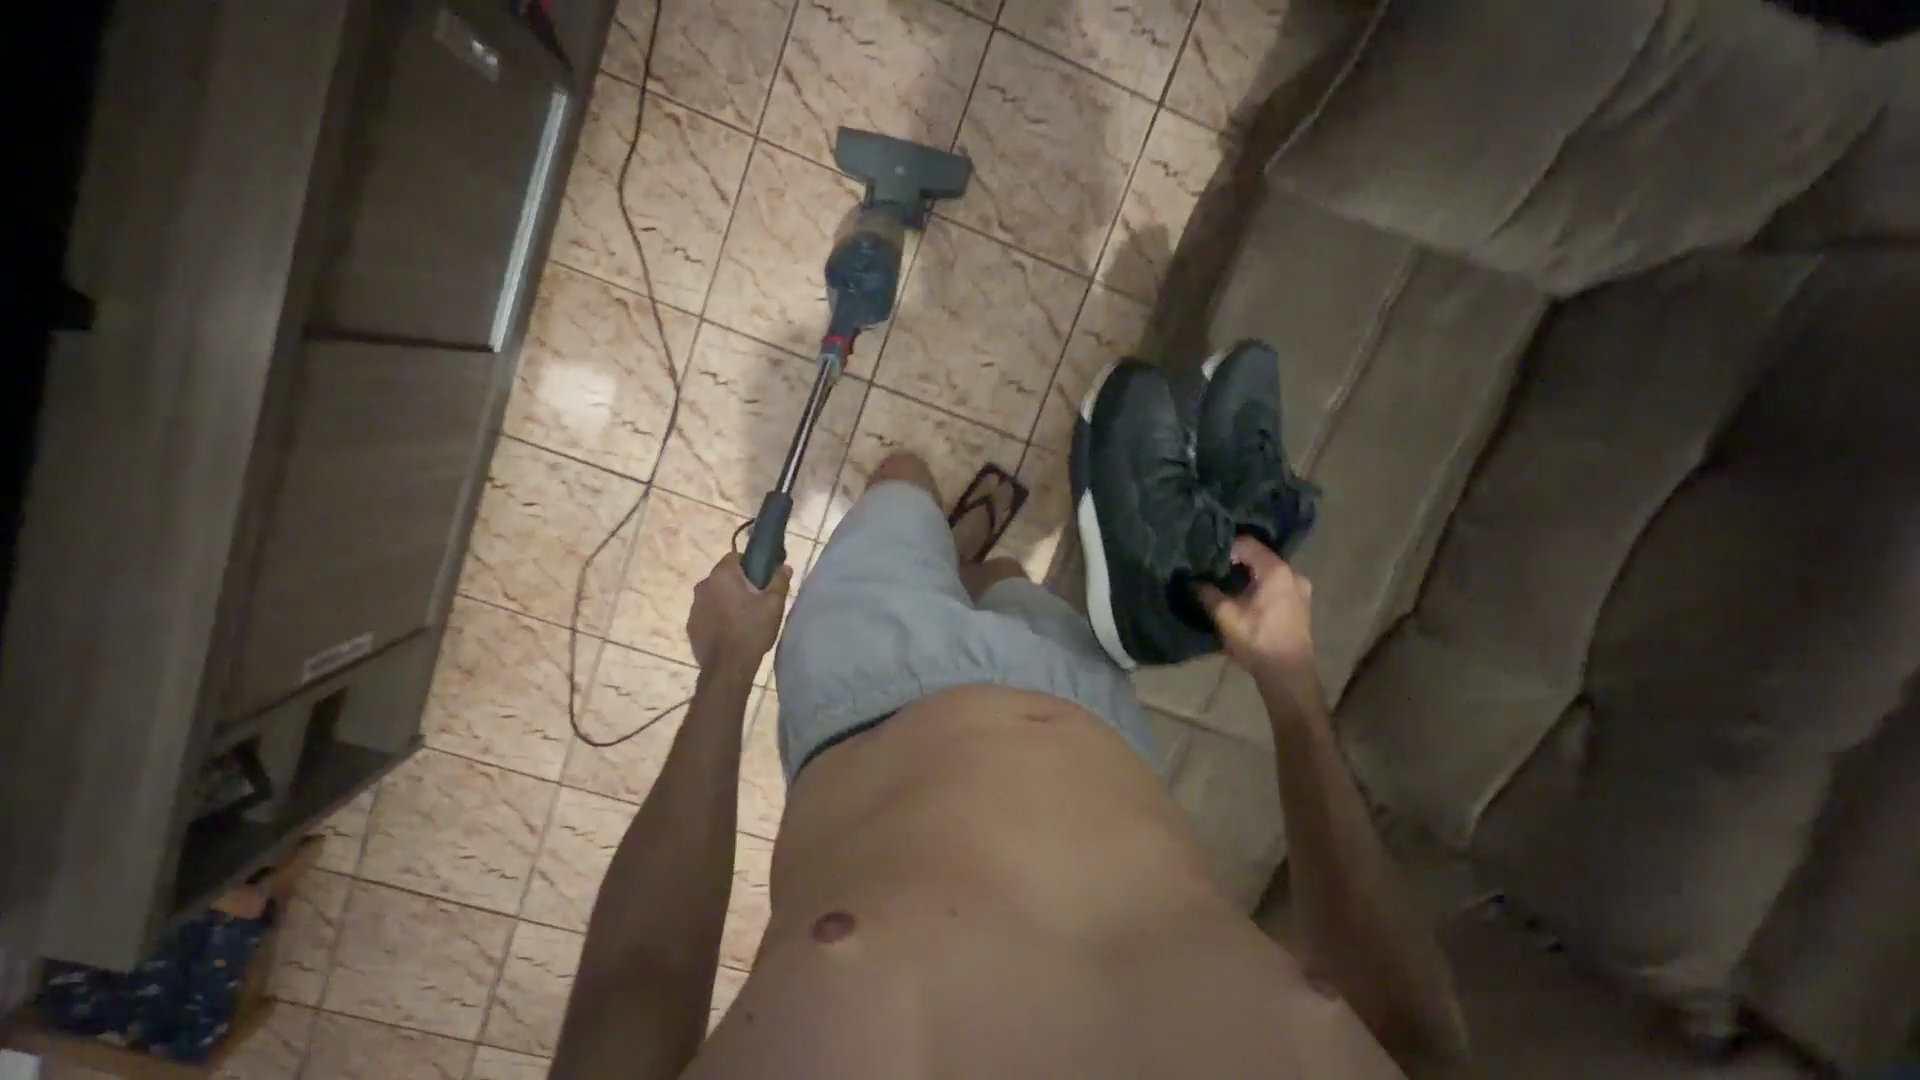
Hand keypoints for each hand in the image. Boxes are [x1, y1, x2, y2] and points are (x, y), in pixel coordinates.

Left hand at [687, 553, 790, 674]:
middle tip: (757, 599)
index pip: (735, 556)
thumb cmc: (752, 630)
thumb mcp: (774, 604)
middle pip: (724, 576)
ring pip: (715, 595)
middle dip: (739, 583)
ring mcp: (694, 606)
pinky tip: (731, 631)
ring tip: (744, 617)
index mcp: (723, 575)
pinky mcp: (691, 625)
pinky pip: (707, 613)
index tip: (763, 577)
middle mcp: (703, 585)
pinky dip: (717, 617)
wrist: (728, 667)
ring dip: (727, 600)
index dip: (751, 563)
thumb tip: (784, 566)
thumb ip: (779, 581)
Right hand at [1197, 536, 1317, 695]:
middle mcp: (1292, 573)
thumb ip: (1208, 594)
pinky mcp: (1300, 602)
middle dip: (1235, 560)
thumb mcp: (1226, 617)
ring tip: (1226, 584)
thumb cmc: (1258, 642)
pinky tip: (1245, 597)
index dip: (1224, 547)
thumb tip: (1193, 581)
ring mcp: (1300, 587)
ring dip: (1247, 574)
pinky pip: (1276, 582)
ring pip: (1268, 570)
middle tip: (1212, 570)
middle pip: (1259, 555)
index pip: (1246, 543)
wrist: (1288, 674)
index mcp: (1276, 571)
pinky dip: (1260, 583)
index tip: (1206, 559)